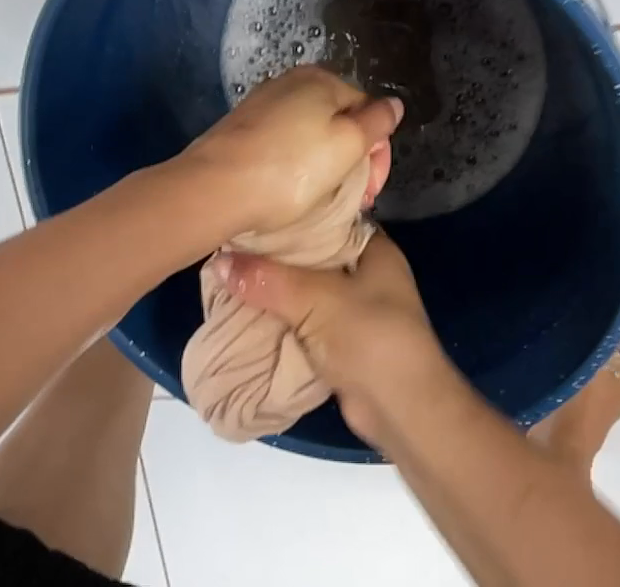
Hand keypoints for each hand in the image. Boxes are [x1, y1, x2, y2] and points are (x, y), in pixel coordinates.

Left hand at [178, 65, 400, 238]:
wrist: (215, 189)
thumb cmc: (291, 169)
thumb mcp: (348, 144)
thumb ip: (377, 121)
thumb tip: (394, 103)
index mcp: (321, 79)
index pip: (367, 109)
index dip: (378, 150)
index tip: (371, 190)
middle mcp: (290, 82)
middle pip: (338, 119)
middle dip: (353, 158)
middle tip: (354, 199)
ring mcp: (261, 105)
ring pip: (310, 133)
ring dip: (326, 164)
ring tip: (324, 199)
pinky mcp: (241, 129)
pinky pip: (283, 143)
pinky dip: (295, 164)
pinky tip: (291, 190)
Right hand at [214, 232, 451, 444]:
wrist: (400, 408)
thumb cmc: (370, 337)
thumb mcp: (316, 299)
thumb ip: (268, 280)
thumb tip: (218, 262)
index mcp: (374, 250)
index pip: (330, 218)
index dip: (294, 214)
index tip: (254, 211)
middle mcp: (367, 275)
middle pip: (313, 257)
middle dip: (276, 256)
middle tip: (230, 244)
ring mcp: (355, 311)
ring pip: (305, 293)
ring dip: (274, 293)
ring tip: (229, 276)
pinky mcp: (341, 344)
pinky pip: (303, 323)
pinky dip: (280, 321)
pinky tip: (245, 314)